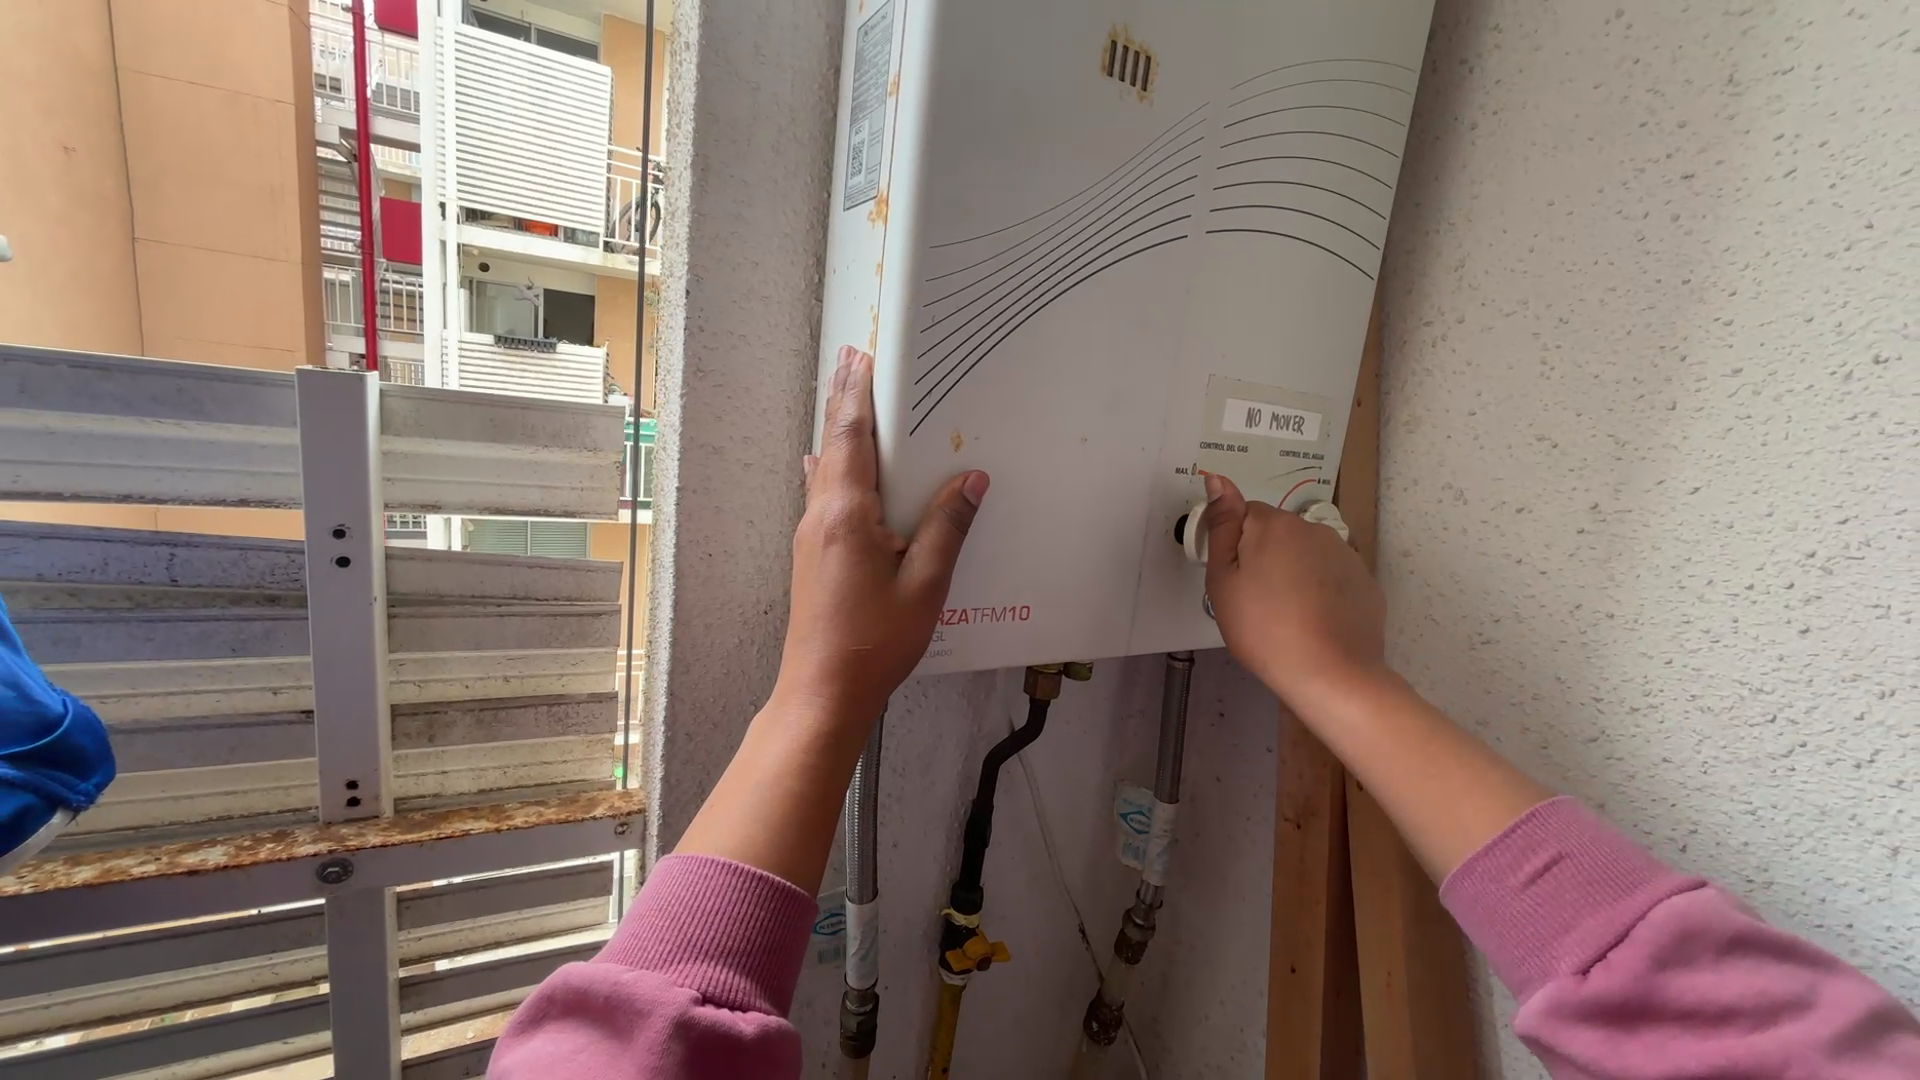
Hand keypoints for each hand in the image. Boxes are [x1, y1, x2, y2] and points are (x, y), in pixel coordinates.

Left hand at [774, 345, 989, 724]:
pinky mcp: (811, 556)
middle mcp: (820, 517)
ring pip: (823, 469)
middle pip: (831, 445)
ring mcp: (810, 537)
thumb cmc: (876, 641)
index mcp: (846, 515)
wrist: (824, 689)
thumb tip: (972, 480)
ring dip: (835, 432)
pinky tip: (822, 469)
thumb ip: (948, 526)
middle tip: (850, 361)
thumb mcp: (926, 582)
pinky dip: (828, 468)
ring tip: (845, 402)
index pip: (850, 438)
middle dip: (842, 401)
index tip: (860, 357)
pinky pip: (820, 496)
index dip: (856, 395)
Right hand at [1200, 473, 1386, 705]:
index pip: (1245, 515)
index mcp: (1274, 525)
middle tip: (1254, 602)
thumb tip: (1217, 479)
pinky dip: (1319, 593)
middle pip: (1277, 534)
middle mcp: (1314, 530)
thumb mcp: (1224, 581)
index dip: (1234, 547)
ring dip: (1293, 574)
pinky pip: (1331, 578)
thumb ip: (1222, 527)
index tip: (1234, 580)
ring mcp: (1345, 555)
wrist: (1331, 674)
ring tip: (1285, 616)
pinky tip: (1313, 623)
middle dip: (1264, 558)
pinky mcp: (1365, 583)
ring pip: (1305, 556)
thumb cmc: (1263, 628)